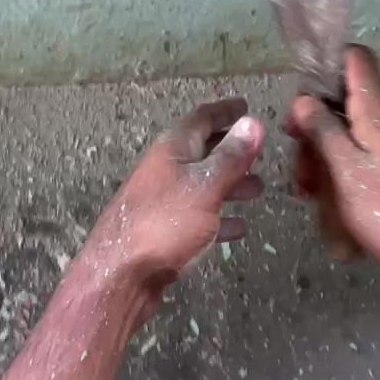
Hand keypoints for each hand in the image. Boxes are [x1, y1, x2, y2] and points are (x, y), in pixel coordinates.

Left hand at [76, 97, 264, 320]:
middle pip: (202, 149)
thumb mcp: (204, 186)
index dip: (225, 111)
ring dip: (229, 183)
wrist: (121, 273)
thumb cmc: (165, 222)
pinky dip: (220, 216)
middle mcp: (166, 167)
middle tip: (258, 151)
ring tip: (258, 188)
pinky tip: (239, 227)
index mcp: (173, 148)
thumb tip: (253, 122)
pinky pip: (199, 215)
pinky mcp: (165, 230)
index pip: (202, 118)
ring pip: (202, 183)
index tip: (245, 106)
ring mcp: (163, 199)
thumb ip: (230, 157)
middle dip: (230, 149)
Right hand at [286, 47, 379, 283]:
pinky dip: (345, 168)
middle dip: (315, 126)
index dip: (326, 63)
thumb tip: (302, 98)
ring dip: (326, 154)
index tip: (301, 94)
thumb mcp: (346, 172)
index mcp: (378, 112)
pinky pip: (367, 154)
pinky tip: (333, 201)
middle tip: (298, 162)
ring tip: (310, 192)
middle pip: (346, 102)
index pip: (356, 59)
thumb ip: (323, 130)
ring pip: (353, 132)